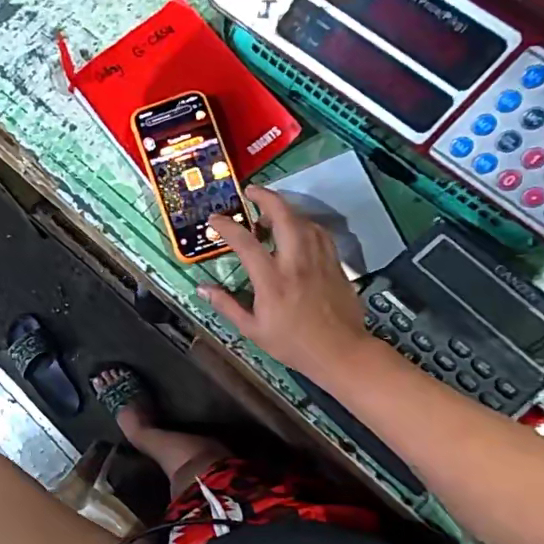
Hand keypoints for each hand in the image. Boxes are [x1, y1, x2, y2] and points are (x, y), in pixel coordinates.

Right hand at [200, 186, 376, 377]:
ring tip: (271, 212)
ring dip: (285, 210)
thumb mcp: (253, 329)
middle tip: (251, 191)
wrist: (340, 351)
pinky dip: (304, 224)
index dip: (227, 227)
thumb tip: (203, 288)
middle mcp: (296, 262)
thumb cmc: (293, 343)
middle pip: (283, 216)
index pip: (246, 243)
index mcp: (272, 280)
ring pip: (303, 220)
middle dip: (265, 197)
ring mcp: (318, 260)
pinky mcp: (334, 263)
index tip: (215, 220)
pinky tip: (297, 229)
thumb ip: (227, 305)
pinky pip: (319, 233)